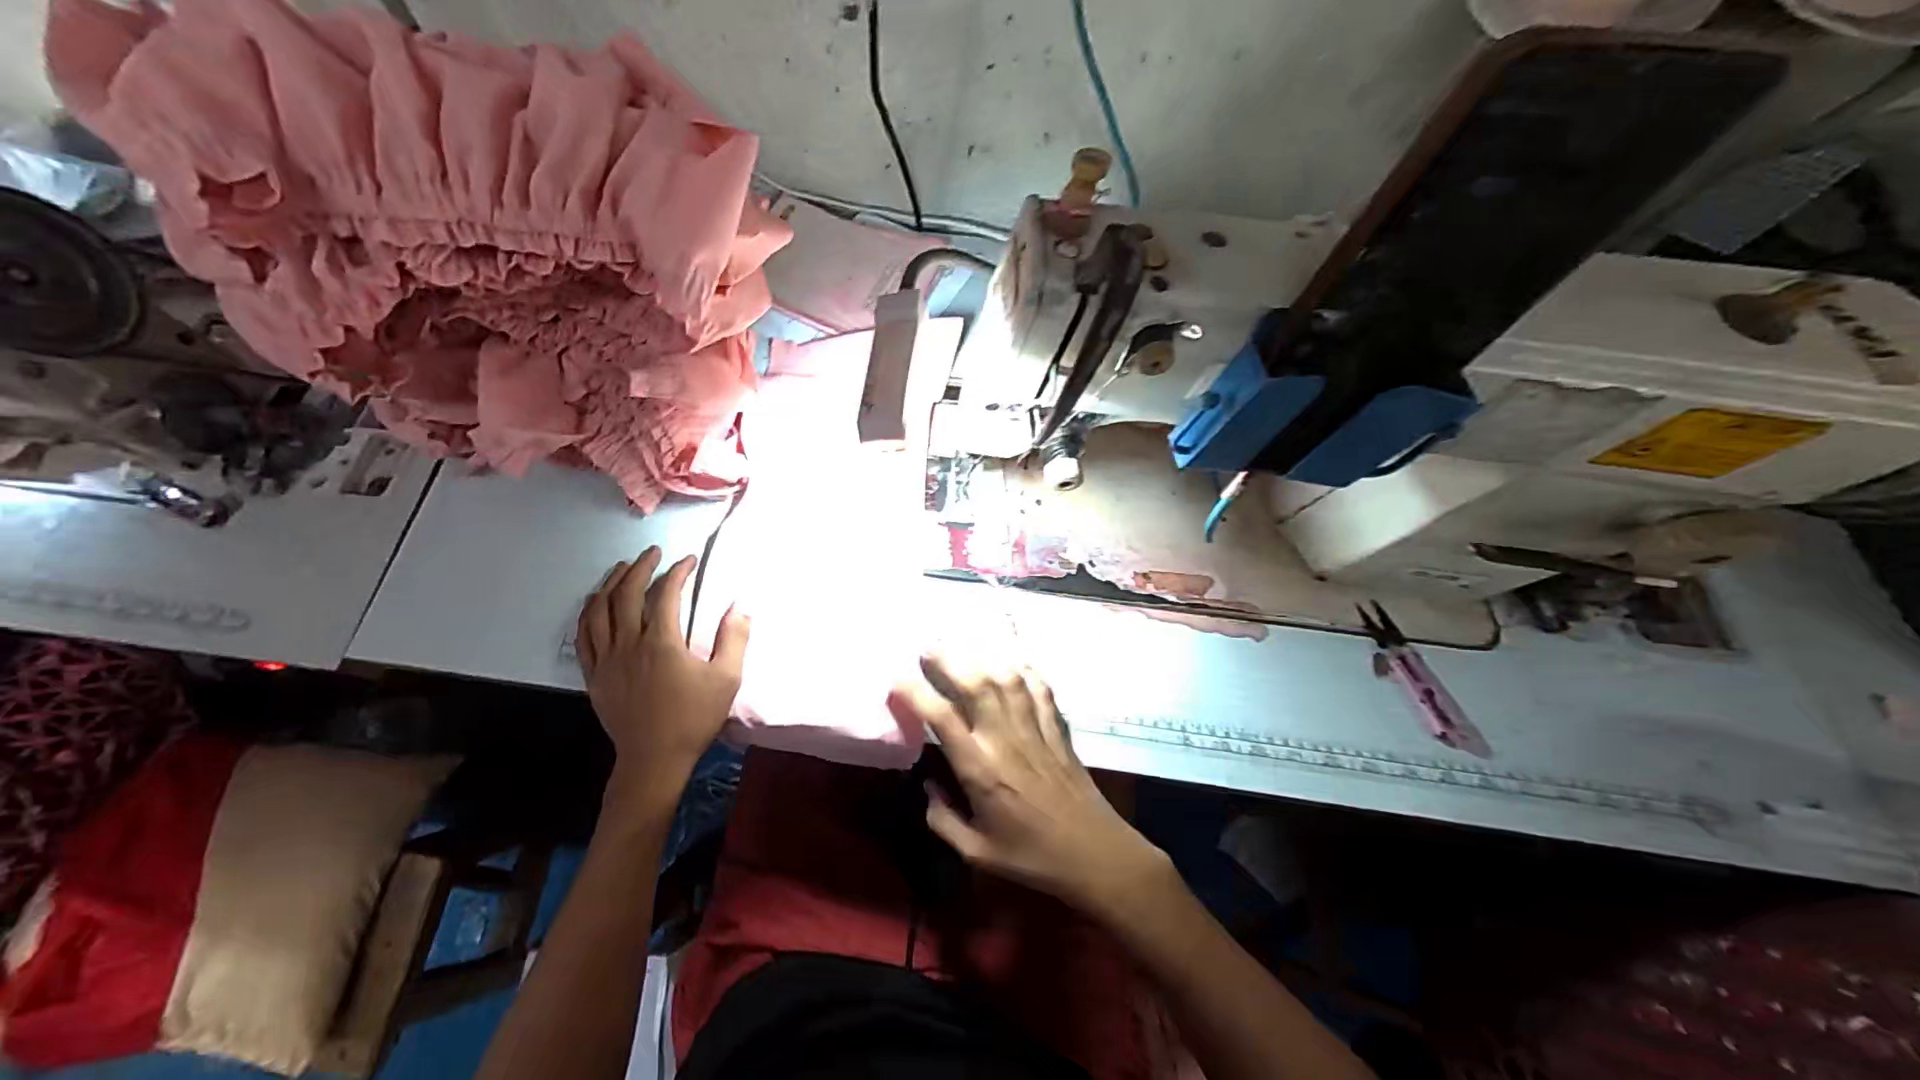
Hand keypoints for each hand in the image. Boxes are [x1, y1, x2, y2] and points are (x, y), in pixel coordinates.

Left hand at [576, 547, 749, 794]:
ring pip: (599, 610)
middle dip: (640, 567)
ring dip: (611, 583)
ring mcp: (606, 659)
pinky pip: (584, 635)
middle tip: (653, 552)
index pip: (666, 594)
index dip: (678, 572)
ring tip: (622, 568)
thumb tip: (738, 607)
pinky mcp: (594, 674)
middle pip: (627, 594)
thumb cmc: (693, 719)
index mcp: (662, 643)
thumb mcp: (727, 680)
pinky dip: (588, 612)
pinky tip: (596, 602)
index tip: (689, 561)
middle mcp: (629, 644)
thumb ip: (733, 640)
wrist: (654, 759)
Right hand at [888, 655, 1170, 915]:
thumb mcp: (976, 852)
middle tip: (928, 651)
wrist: (1095, 854)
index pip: (942, 717)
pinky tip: (1012, 666)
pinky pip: (1040, 690)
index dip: (916, 693)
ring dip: (983, 660)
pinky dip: (1024, 672)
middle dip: (949, 662)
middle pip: (977, 684)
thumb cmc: (1032, 858)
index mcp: (980, 769)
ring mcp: (1036, 730)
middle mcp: (1006, 740)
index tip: (898, 681)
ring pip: (1008, 680)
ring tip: (964, 653)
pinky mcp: (1058, 730)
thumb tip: (927, 786)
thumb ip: (942, 820)